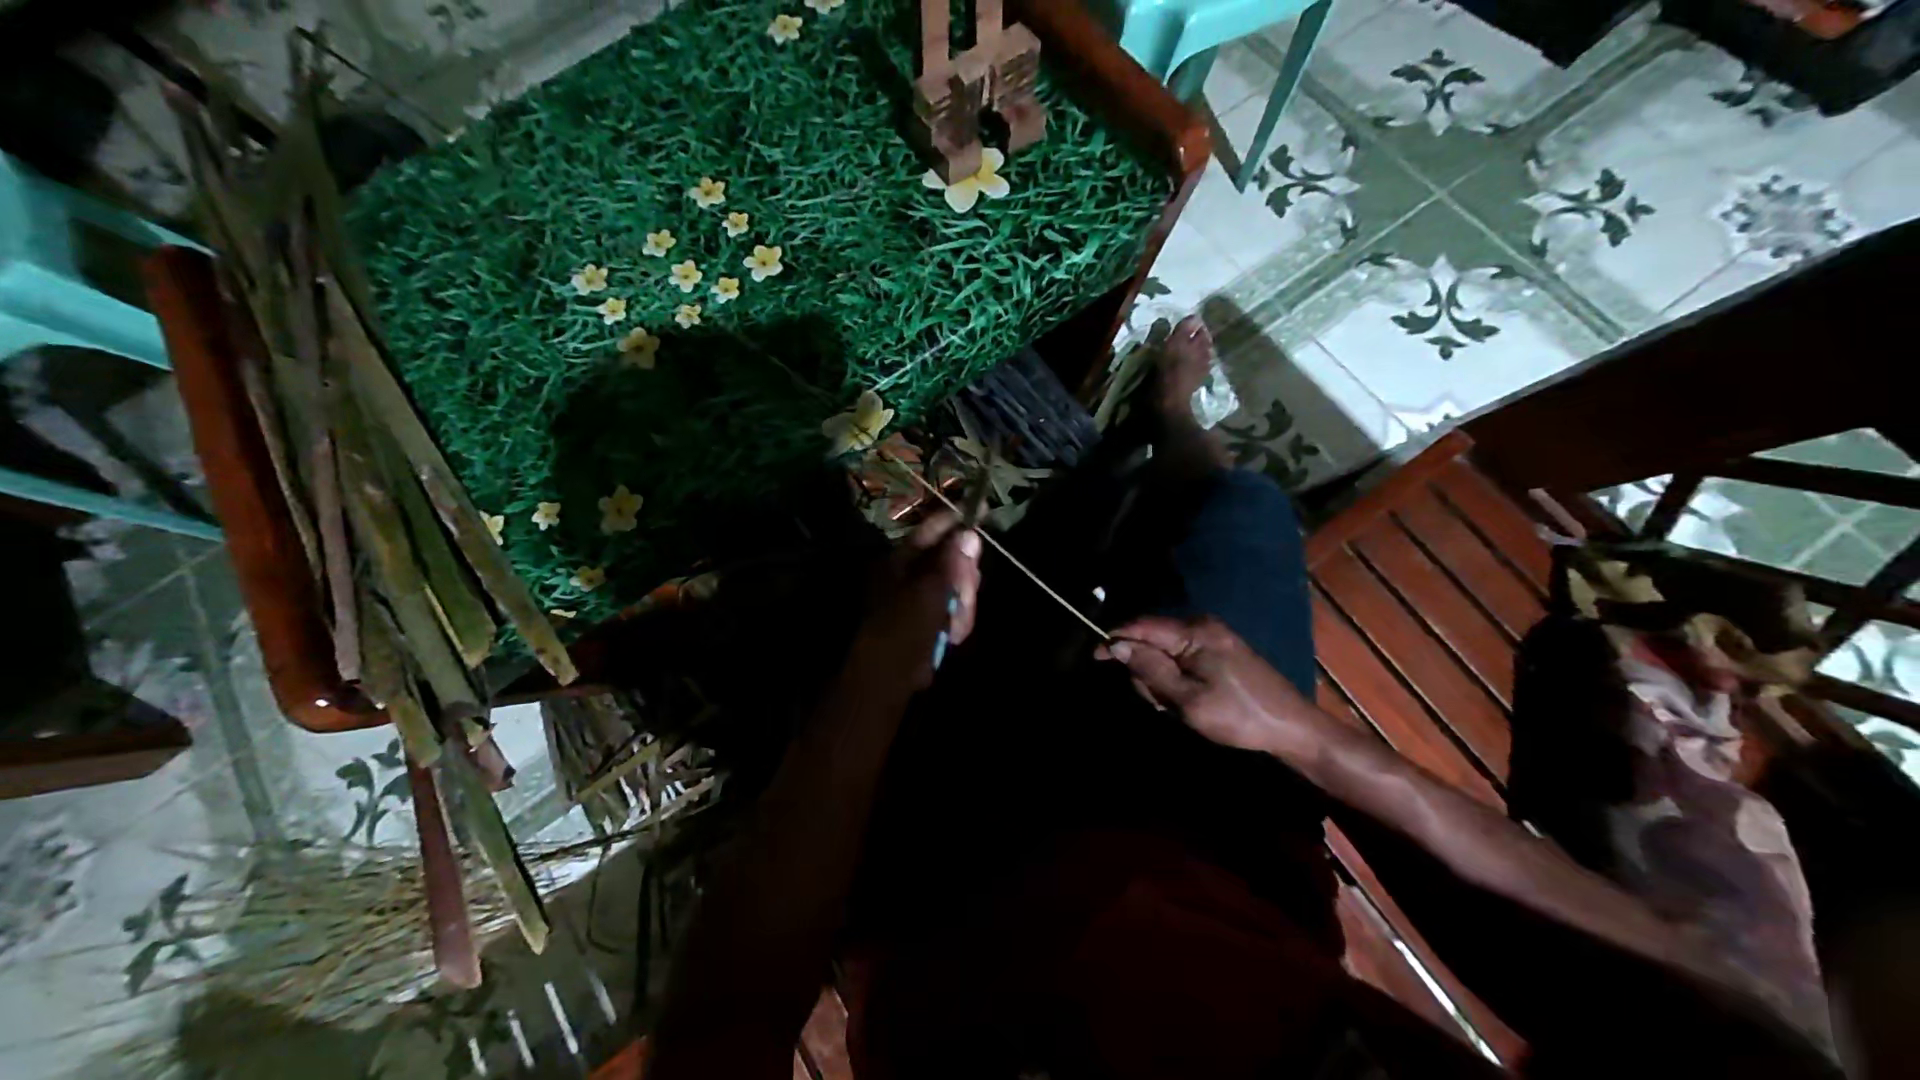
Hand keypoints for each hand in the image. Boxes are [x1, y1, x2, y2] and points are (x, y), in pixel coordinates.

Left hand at [848, 511, 982, 693]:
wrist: (890, 676)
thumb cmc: (904, 628)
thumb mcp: (931, 592)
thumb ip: (951, 563)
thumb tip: (969, 534)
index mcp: (900, 562)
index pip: (932, 531)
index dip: (955, 520)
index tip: (979, 508)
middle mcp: (908, 575)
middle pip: (950, 560)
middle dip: (963, 579)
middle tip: (965, 595)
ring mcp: (919, 597)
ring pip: (957, 587)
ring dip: (961, 606)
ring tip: (952, 626)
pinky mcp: (929, 618)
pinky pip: (954, 609)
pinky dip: (956, 621)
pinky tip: (950, 634)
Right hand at [1096, 615, 1312, 754]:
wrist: (1292, 728)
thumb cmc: (1238, 715)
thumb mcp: (1187, 699)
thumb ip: (1150, 669)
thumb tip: (1117, 644)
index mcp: (1195, 633)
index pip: (1142, 626)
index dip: (1115, 639)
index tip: (1094, 657)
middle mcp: (1201, 626)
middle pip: (1151, 640)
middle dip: (1145, 672)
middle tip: (1162, 704)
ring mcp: (1211, 637)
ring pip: (1164, 653)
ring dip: (1161, 681)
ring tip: (1178, 708)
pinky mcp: (1218, 651)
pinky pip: (1180, 659)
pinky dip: (1175, 680)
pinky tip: (1187, 702)